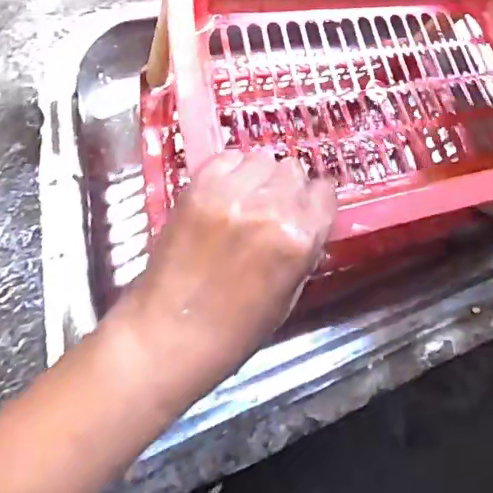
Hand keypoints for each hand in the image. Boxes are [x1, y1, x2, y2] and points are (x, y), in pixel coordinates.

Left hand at [107, 150, 335, 403]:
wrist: (168, 335)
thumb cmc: (235, 329)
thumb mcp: (289, 293)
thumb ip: (304, 246)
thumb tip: (307, 216)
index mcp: (299, 239)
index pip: (324, 192)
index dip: (314, 200)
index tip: (305, 206)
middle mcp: (271, 209)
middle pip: (292, 169)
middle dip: (286, 186)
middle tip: (270, 206)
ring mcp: (232, 194)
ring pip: (261, 158)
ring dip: (258, 176)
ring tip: (244, 198)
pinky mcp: (199, 186)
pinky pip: (227, 158)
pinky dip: (228, 171)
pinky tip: (222, 194)